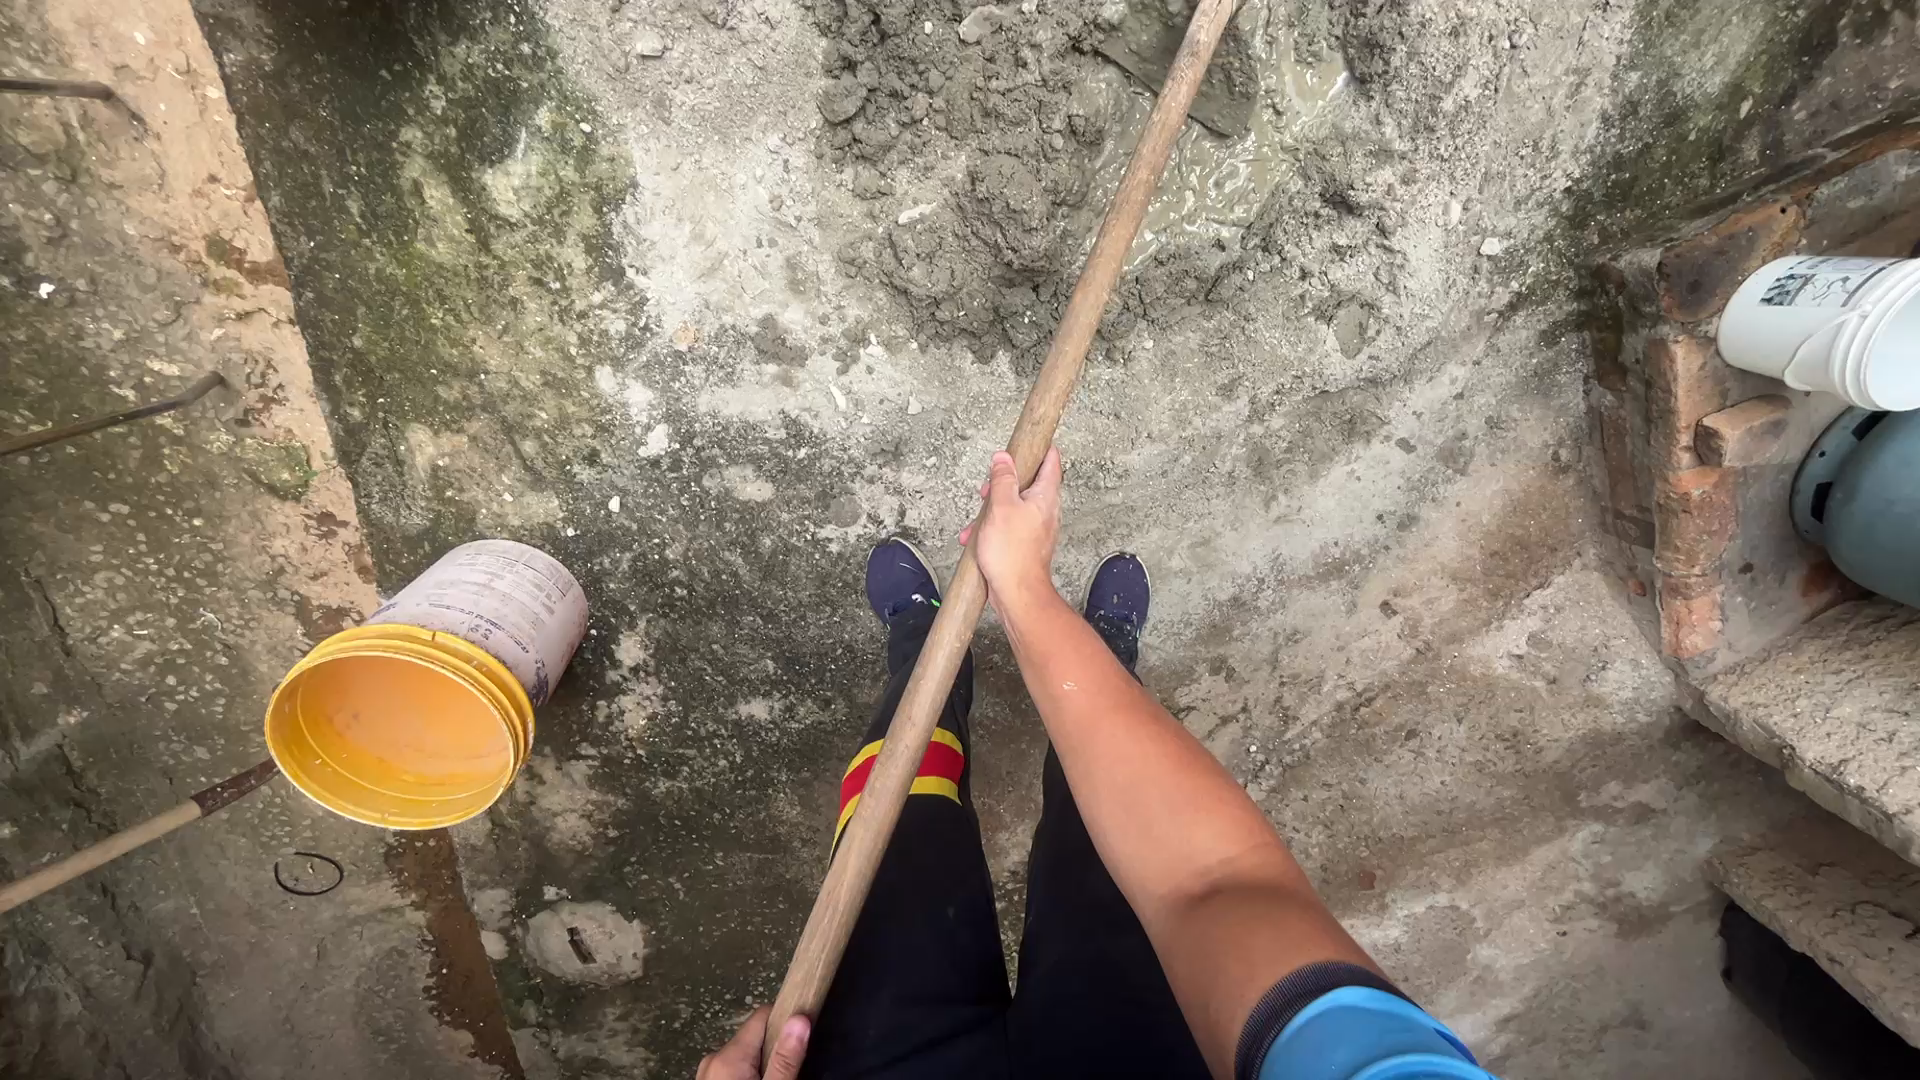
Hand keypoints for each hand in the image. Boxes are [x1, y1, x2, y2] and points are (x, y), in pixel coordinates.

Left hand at [696, 1007, 808, 1079]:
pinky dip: (745, 1076)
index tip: (800, 1040)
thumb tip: (801, 1018)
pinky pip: (732, 1070)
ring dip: (760, 1065)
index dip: (786, 1024)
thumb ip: (784, 1058)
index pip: (764, 1015)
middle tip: (785, 1073)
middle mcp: (713, 1058)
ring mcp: (706, 1073)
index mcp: (728, 1054)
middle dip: (773, 1050)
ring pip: (745, 1055)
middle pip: (755, 1037)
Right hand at [959, 446, 1062, 618]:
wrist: (1016, 592)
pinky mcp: (1025, 544)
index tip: (1027, 440)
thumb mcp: (1001, 507)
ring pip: (1013, 506)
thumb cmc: (1013, 554)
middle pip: (1027, 483)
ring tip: (978, 522)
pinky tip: (977, 539)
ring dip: (992, 510)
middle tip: (988, 490)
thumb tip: (1003, 458)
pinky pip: (1008, 527)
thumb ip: (1002, 479)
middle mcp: (1045, 510)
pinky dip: (992, 529)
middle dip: (1003, 484)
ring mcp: (1036, 528)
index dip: (1039, 447)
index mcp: (1045, 496)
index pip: (1051, 460)